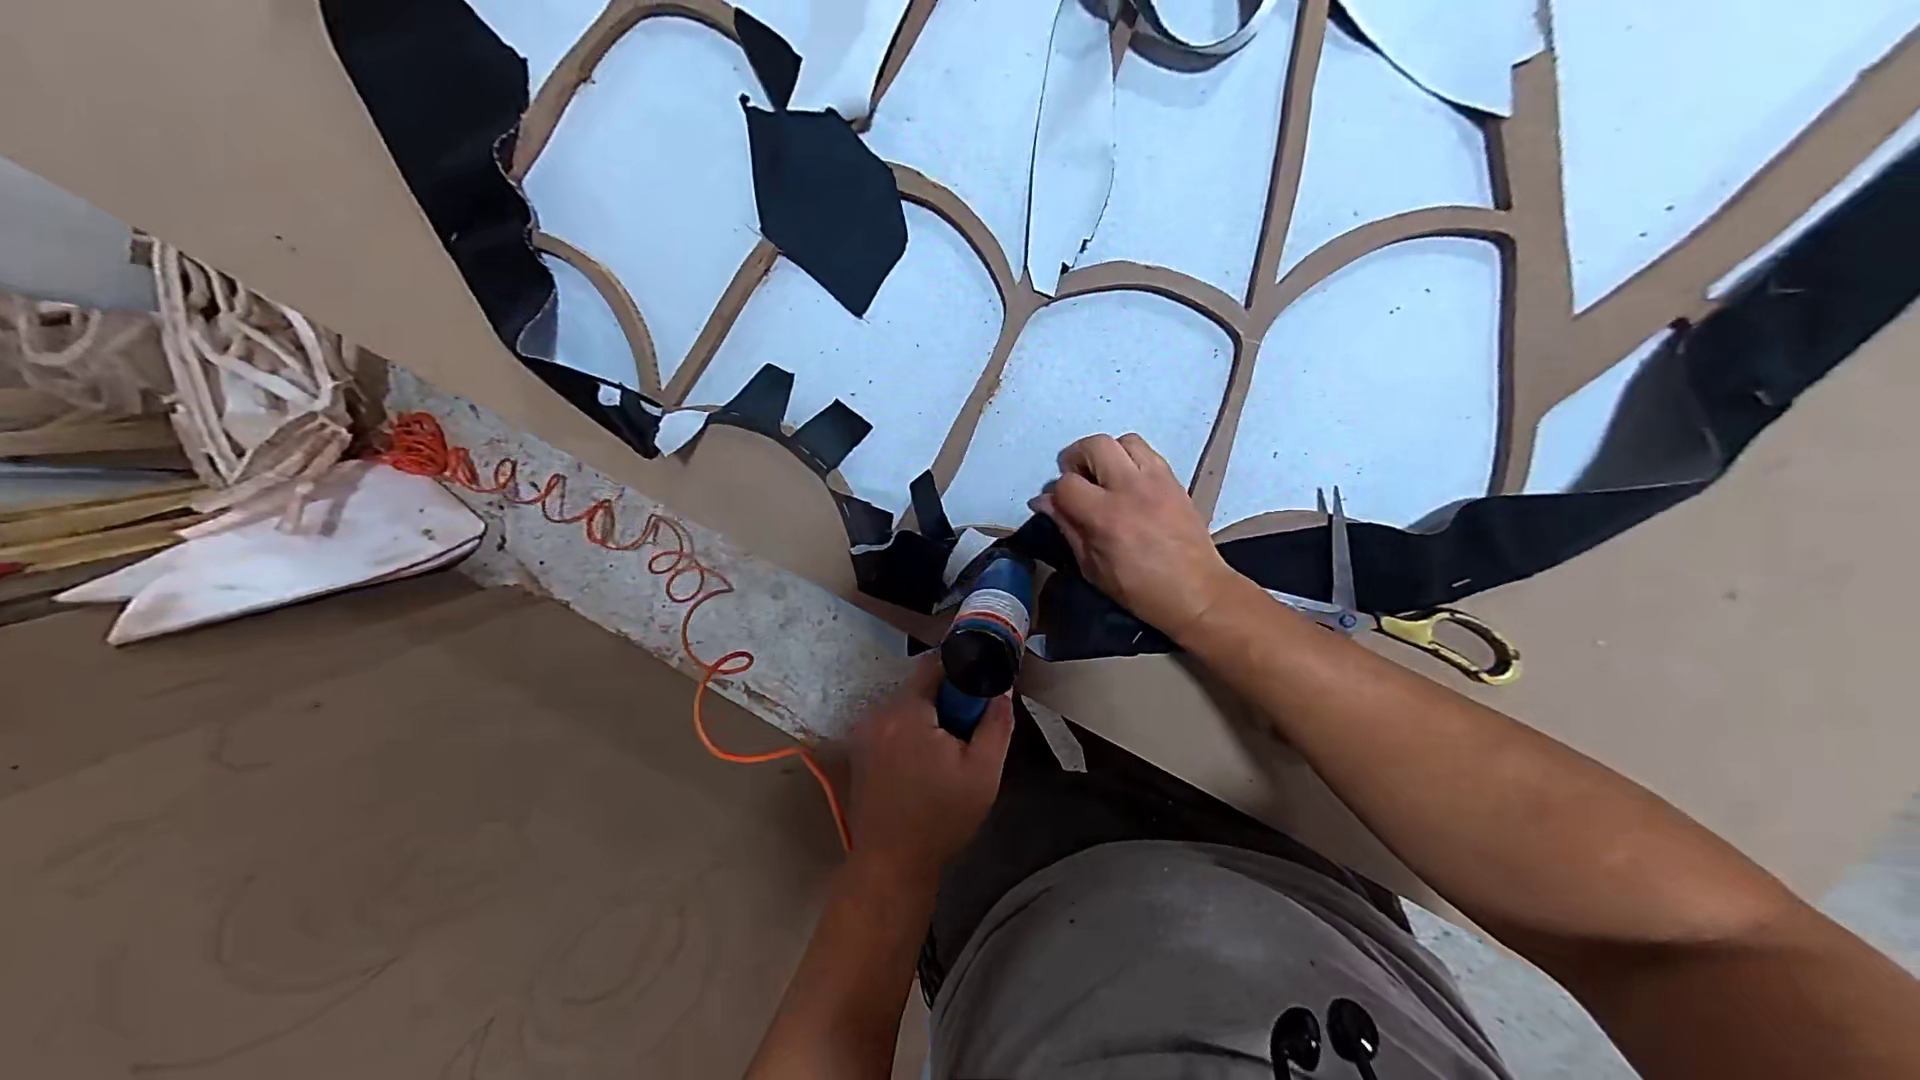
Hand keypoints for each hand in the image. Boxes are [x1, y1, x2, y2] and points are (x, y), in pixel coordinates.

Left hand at [847, 659, 1012, 881]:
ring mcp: (864, 732)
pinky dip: (913, 730)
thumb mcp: (983, 772)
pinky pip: (893, 723)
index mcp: (905, 711)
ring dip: (930, 715)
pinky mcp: (860, 750)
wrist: (892, 863)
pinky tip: (927, 762)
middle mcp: (878, 713)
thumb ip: (996, 723)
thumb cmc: (941, 817)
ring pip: (907, 705)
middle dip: (948, 698)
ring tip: (951, 749)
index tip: (983, 687)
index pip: (934, 663)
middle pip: (920, 685)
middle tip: (971, 727)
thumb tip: (1001, 689)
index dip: (962, 668)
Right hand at [1032, 433, 1243, 642]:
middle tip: (1078, 479)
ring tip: (1106, 477)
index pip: (1067, 483)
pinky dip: (1132, 460)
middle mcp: (1131, 489)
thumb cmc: (1140, 590)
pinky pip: (1148, 452)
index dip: (1056, 494)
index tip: (1060, 506)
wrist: (1196, 592)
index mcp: (1106, 517)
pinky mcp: (1174, 480)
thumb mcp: (1092, 568)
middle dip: (1077, 458)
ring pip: (1124, 440)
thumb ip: (1067, 529)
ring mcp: (1157, 481)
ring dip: (1108, 454)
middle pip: (1095, 445)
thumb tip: (1045, 502)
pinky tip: (1129, 483)